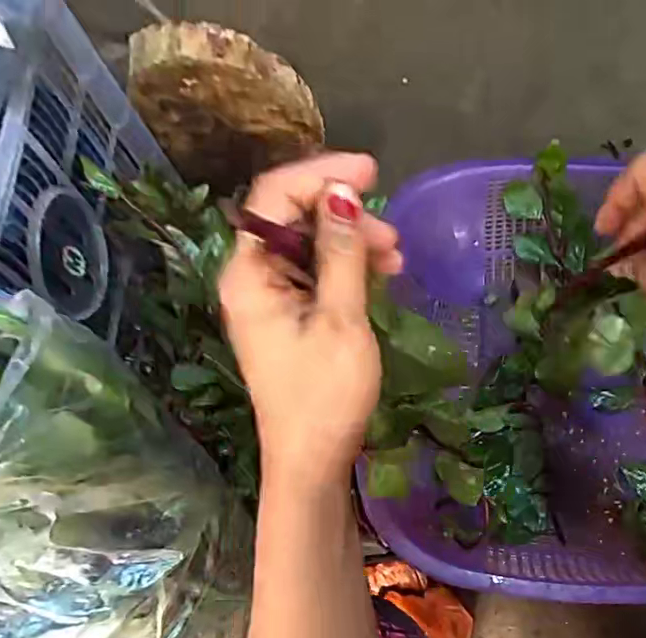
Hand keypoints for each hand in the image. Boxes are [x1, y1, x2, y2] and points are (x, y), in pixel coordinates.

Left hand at [218, 153, 403, 492]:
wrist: (312, 459)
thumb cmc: (326, 395)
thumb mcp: (341, 321)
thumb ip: (341, 256)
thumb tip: (345, 196)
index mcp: (250, 274)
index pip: (275, 198)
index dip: (322, 175)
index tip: (373, 171)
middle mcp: (251, 280)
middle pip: (292, 222)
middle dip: (343, 218)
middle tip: (394, 238)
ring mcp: (269, 303)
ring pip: (308, 251)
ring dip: (350, 246)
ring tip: (395, 260)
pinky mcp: (289, 323)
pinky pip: (315, 279)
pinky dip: (345, 272)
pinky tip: (376, 278)